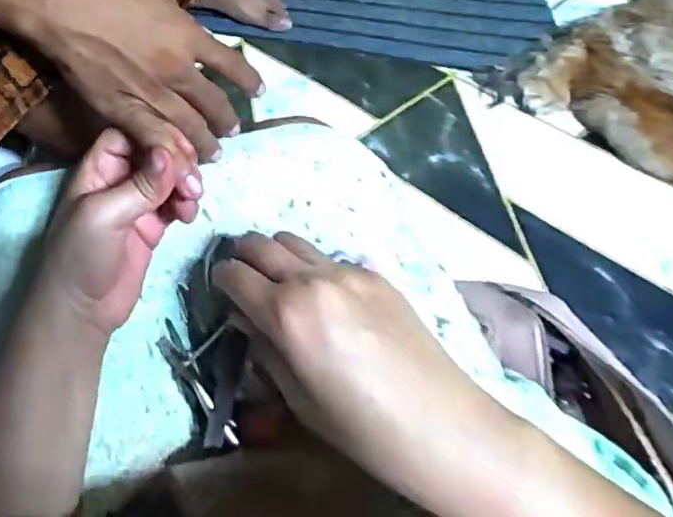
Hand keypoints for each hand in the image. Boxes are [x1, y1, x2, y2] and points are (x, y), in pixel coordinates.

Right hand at [31, 0, 262, 167]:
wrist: (67, 9)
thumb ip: (179, 24)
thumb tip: (191, 38)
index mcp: (188, 36)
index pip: (232, 64)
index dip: (249, 79)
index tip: (257, 90)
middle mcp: (178, 69)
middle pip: (214, 102)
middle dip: (228, 120)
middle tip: (233, 129)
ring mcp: (151, 92)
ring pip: (190, 126)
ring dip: (207, 142)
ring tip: (214, 152)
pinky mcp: (123, 109)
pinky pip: (155, 137)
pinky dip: (173, 151)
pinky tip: (183, 158)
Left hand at [34, 130, 186, 335]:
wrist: (81, 311)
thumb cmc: (80, 255)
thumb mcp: (104, 216)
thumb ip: (138, 186)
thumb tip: (169, 154)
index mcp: (97, 166)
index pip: (129, 133)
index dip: (154, 136)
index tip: (178, 151)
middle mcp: (117, 177)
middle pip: (153, 151)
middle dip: (176, 160)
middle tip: (192, 181)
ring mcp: (135, 200)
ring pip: (168, 176)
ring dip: (185, 182)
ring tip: (192, 199)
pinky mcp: (150, 224)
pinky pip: (174, 202)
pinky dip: (185, 203)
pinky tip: (188, 214)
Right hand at [213, 234, 521, 488]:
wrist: (452, 433)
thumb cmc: (366, 431)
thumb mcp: (299, 400)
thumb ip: (263, 349)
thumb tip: (244, 317)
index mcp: (286, 313)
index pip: (232, 273)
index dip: (221, 282)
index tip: (224, 295)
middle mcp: (310, 280)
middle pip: (256, 243)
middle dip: (241, 258)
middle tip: (245, 282)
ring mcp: (345, 272)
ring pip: (289, 240)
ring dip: (275, 256)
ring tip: (283, 284)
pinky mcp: (372, 273)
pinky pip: (326, 258)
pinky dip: (313, 269)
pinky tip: (329, 302)